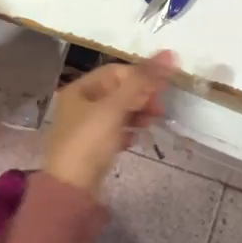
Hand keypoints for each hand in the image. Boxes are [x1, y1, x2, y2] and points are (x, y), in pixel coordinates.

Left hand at [42, 52, 175, 192]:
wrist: (71, 189)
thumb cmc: (89, 142)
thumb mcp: (116, 108)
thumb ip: (142, 81)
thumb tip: (170, 53)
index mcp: (79, 90)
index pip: (115, 72)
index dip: (139, 77)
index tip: (160, 90)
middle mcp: (79, 105)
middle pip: (117, 92)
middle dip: (141, 96)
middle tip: (160, 108)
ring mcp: (85, 127)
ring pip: (117, 112)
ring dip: (137, 114)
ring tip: (152, 122)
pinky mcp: (92, 148)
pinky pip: (114, 132)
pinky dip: (128, 131)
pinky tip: (136, 139)